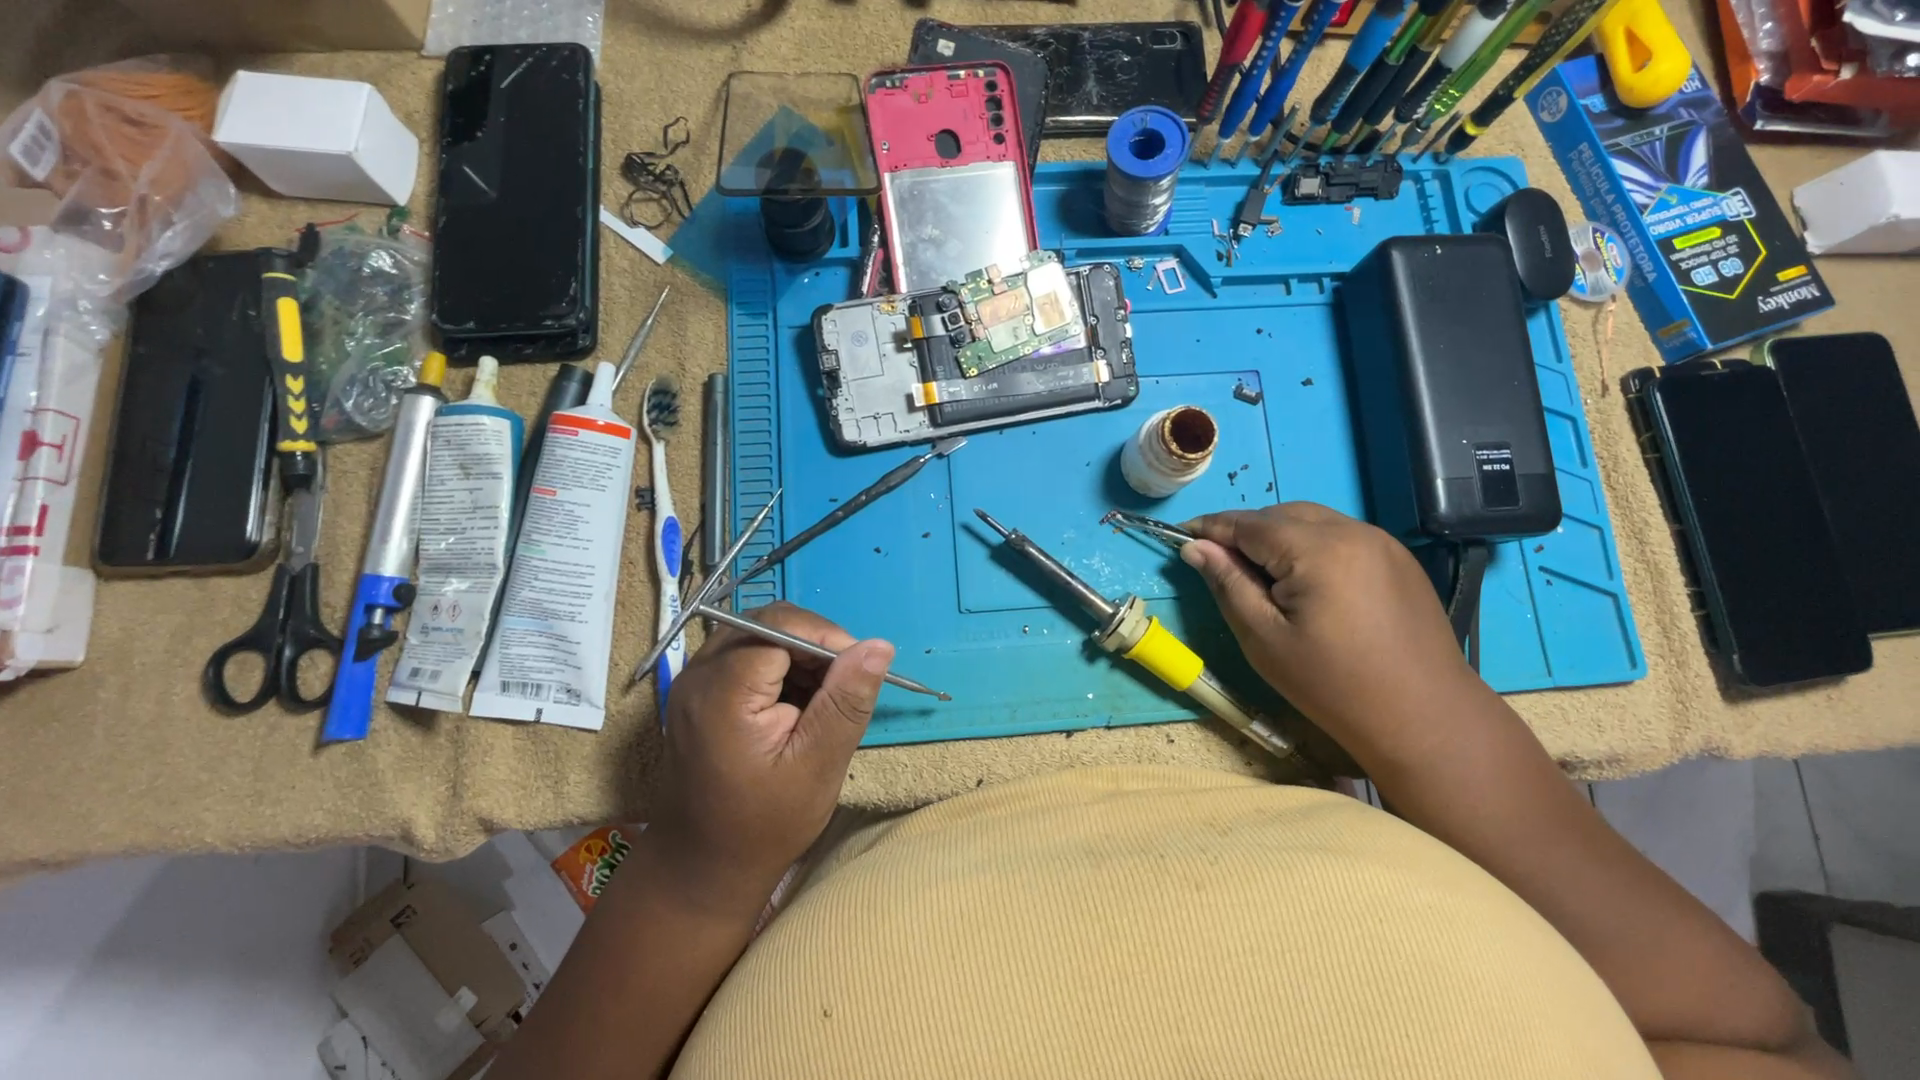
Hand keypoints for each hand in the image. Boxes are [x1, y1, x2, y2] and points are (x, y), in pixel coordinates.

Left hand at [649, 602, 893, 913]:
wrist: (700, 869)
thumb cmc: (763, 826)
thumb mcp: (818, 766)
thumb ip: (847, 702)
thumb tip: (880, 646)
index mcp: (723, 691)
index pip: (780, 626)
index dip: (825, 639)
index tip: (856, 673)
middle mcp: (698, 675)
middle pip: (766, 625)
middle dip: (813, 647)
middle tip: (841, 690)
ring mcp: (693, 683)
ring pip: (757, 637)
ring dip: (797, 658)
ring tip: (820, 705)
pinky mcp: (697, 695)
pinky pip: (743, 657)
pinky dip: (777, 670)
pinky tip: (794, 710)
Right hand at [1180, 503, 1485, 749]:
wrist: (1423, 716)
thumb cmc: (1332, 685)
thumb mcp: (1264, 639)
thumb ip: (1228, 584)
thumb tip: (1196, 547)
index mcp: (1317, 549)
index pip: (1249, 524)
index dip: (1211, 528)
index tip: (1180, 536)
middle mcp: (1352, 531)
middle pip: (1281, 515)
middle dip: (1246, 532)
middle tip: (1221, 566)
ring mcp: (1381, 542)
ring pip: (1312, 522)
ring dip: (1279, 537)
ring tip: (1261, 577)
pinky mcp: (1398, 559)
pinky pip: (1341, 536)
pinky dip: (1311, 546)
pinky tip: (1305, 584)